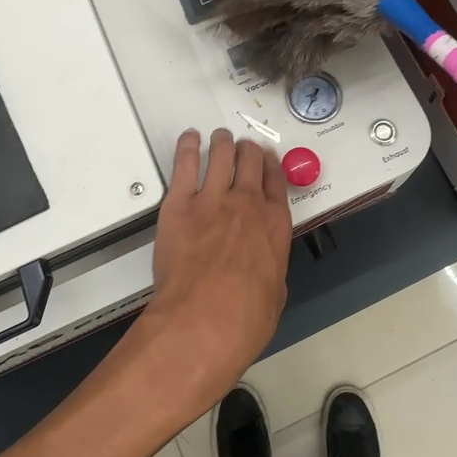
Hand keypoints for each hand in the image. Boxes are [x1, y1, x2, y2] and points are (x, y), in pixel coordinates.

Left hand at [133, 129, 292, 415]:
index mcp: (275, 224)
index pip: (277, 181)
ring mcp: (213, 198)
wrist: (205, 320)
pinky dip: (188, 146)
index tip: (267, 158)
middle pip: (251, 161)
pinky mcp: (180, 203)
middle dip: (248, 150)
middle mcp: (248, 203)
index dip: (271, 165)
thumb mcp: (275, 294)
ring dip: (222, 142)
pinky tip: (190, 138)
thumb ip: (271, 269)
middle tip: (242, 146)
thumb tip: (265, 269)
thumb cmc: (245, 319)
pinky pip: (185, 164)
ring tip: (220, 137)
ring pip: (222, 154)